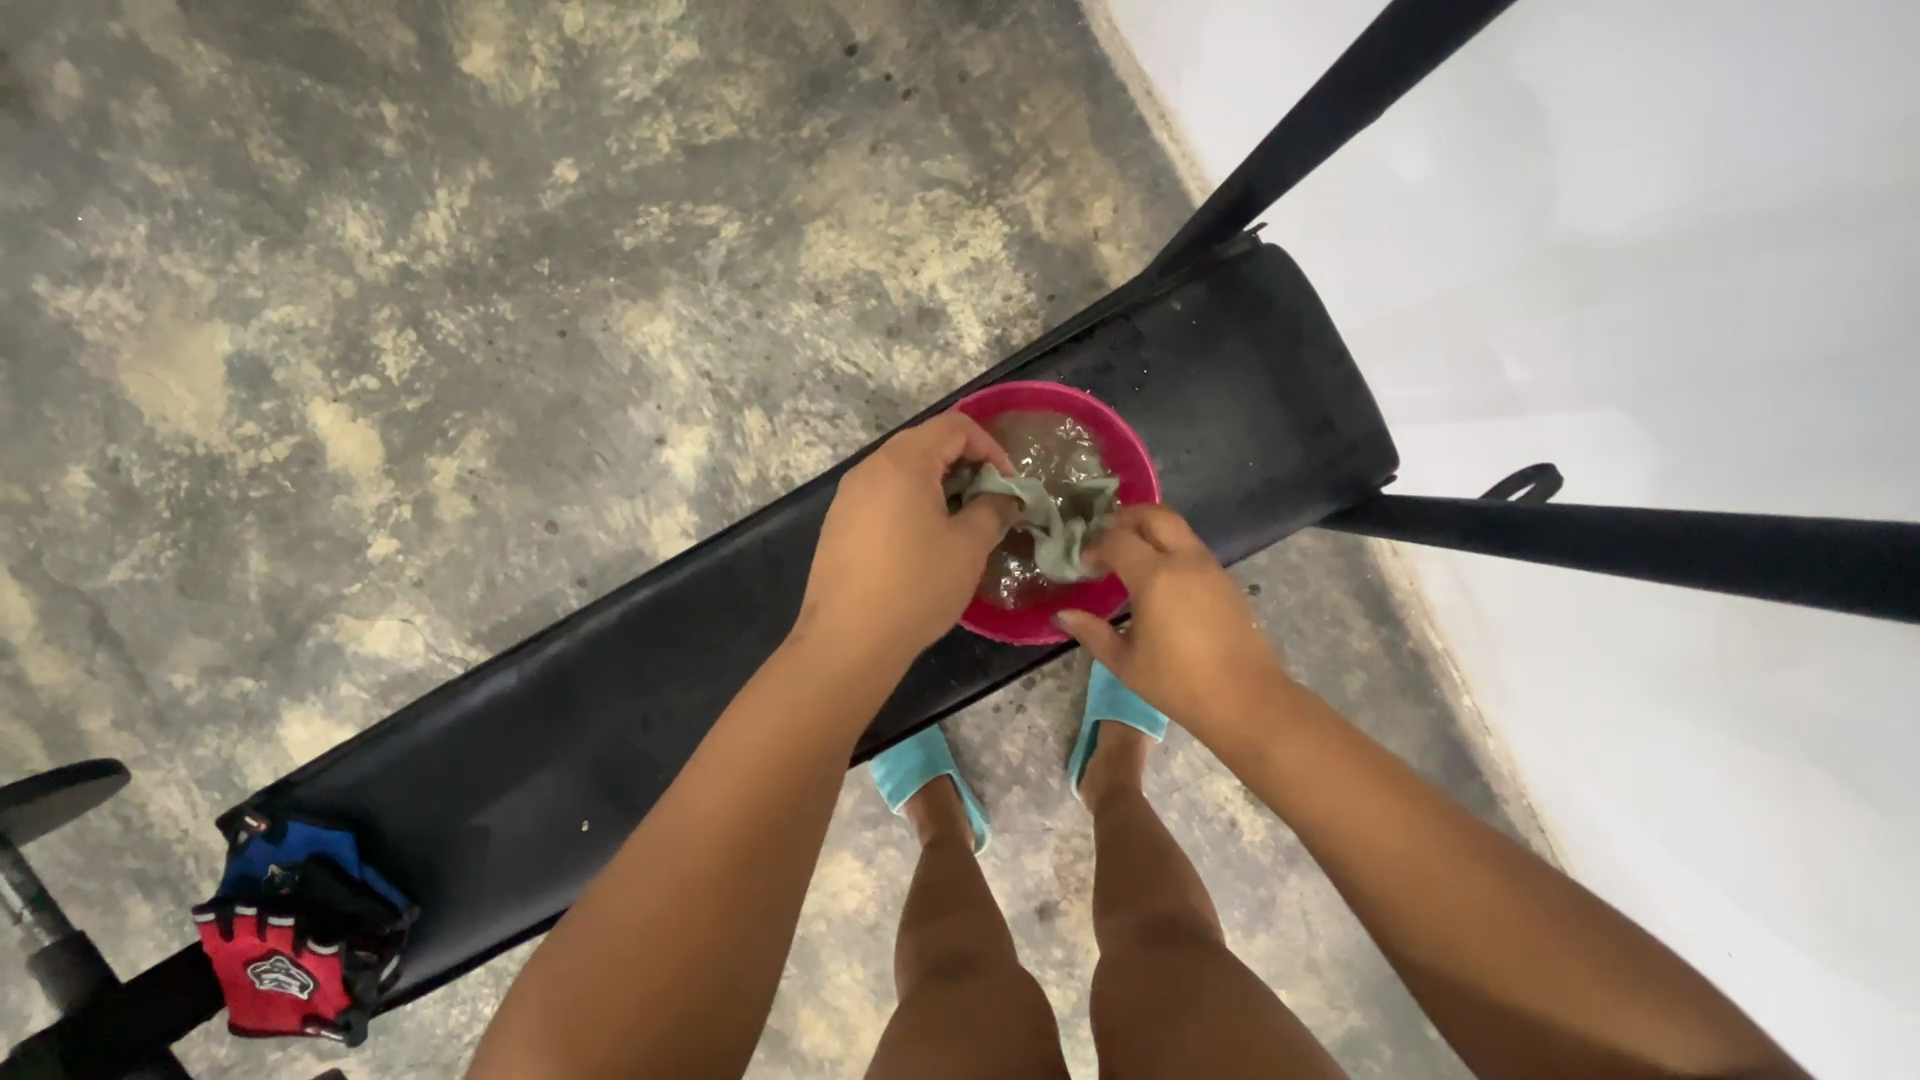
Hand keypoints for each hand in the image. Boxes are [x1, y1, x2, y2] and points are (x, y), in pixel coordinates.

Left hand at [797, 412, 1019, 661]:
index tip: (1009, 485)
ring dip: (939, 487)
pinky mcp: (838, 525)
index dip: (990, 448)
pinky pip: (882, 498)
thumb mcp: (969, 546)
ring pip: (902, 473)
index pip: (954, 426)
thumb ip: (993, 509)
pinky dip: (911, 505)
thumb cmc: (916, 585)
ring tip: (961, 523)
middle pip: (925, 444)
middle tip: (990, 502)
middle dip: (965, 466)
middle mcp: (869, 469)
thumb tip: (1005, 497)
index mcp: (903, 462)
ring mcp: (848, 497)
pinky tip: (924, 543)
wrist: (848, 640)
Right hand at [1054, 505, 1290, 739]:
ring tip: (1131, 555)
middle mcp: (1184, 561)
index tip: (1085, 564)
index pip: (1117, 539)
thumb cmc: (1178, 683)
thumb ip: (1091, 632)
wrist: (1245, 698)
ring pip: (1177, 528)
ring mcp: (1210, 567)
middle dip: (1125, 518)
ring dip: (1150, 530)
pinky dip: (1170, 548)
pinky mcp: (1226, 580)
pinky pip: (1192, 548)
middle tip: (1106, 538)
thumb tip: (1063, 614)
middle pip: (1153, 515)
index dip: (1095, 546)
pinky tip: (1160, 578)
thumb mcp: (1124, 662)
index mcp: (1155, 577)